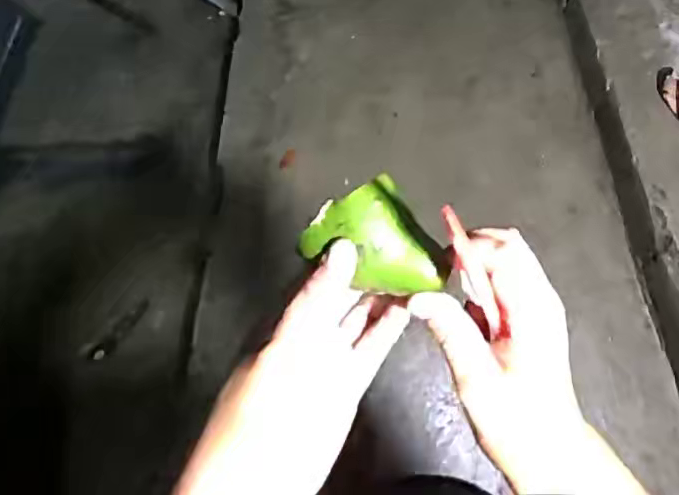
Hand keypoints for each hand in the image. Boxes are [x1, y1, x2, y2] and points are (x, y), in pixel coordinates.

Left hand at [175, 239, 410, 494]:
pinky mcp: (351, 377)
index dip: (342, 239)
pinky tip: (418, 299)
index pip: (318, 267)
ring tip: (422, 258)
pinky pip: (378, 338)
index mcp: (286, 318)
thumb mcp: (286, 349)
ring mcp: (331, 354)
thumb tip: (342, 246)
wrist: (256, 491)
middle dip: (375, 258)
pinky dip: (397, 317)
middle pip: (347, 284)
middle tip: (408, 231)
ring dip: (392, 285)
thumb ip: (315, 298)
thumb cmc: (256, 419)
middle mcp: (310, 331)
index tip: (369, 211)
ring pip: (366, 308)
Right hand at [410, 229, 645, 494]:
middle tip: (444, 272)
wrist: (550, 447)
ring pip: (512, 262)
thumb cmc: (517, 421)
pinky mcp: (538, 316)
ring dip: (481, 269)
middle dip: (476, 249)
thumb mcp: (474, 377)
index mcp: (532, 306)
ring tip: (457, 299)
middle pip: (512, 247)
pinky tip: (474, 318)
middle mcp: (542, 297)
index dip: (472, 245)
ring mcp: (543, 305)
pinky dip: (489, 288)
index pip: (506, 250)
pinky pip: (512, 284)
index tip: (442, 259)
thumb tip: (421, 298)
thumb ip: (450, 330)